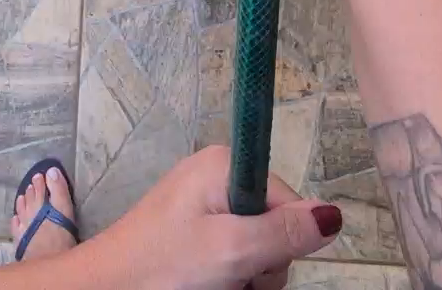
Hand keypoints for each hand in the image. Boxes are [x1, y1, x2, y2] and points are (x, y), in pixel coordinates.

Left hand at [88, 146, 340, 289]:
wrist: (106, 289)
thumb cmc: (165, 265)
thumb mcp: (230, 251)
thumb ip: (283, 233)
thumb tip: (335, 214)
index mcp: (225, 165)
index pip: (289, 202)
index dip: (283, 240)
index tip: (254, 260)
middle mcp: (217, 176)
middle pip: (274, 228)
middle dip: (261, 267)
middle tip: (228, 280)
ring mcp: (204, 204)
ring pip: (255, 249)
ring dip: (244, 279)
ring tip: (213, 285)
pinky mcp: (194, 232)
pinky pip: (232, 255)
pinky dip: (228, 279)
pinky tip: (209, 286)